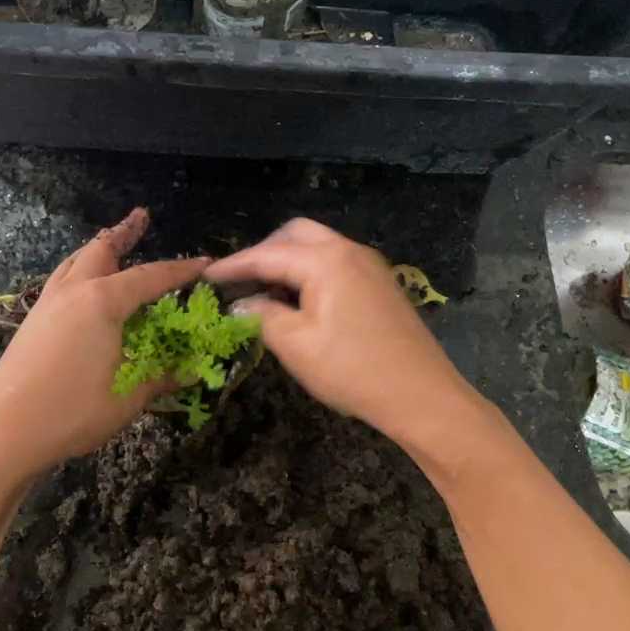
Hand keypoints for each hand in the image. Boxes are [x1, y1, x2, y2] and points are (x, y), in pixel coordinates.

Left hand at [0, 208, 206, 483]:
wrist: (1, 431)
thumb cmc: (71, 412)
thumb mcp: (128, 398)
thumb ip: (160, 378)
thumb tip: (190, 370)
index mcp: (103, 302)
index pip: (151, 277)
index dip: (180, 270)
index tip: (204, 263)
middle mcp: (74, 291)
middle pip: (102, 249)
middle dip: (125, 232)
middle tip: (142, 217)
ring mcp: (48, 303)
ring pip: (75, 260)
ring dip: (97, 248)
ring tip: (112, 242)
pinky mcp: (32, 320)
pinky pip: (61, 279)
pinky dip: (79, 268)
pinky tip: (83, 284)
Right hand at [205, 218, 472, 438]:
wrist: (422, 396)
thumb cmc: (353, 370)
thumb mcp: (296, 346)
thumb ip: (262, 316)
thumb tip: (240, 304)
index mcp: (325, 260)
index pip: (267, 254)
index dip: (234, 265)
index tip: (207, 276)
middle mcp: (348, 251)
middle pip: (295, 234)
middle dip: (264, 252)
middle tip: (240, 281)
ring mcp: (369, 265)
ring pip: (318, 246)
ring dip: (288, 261)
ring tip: (266, 293)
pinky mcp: (380, 283)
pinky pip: (336, 262)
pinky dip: (311, 271)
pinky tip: (300, 302)